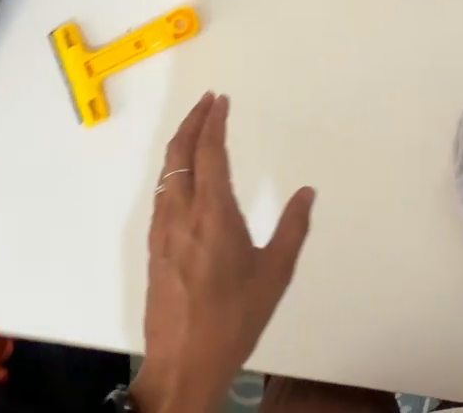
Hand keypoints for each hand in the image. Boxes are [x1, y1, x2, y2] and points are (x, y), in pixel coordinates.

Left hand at [133, 93, 316, 412]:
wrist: (184, 362)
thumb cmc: (234, 317)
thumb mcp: (275, 273)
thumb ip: (292, 228)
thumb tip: (307, 191)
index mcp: (213, 212)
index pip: (209, 152)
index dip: (214, 122)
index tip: (221, 100)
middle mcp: (182, 212)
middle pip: (180, 153)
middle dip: (192, 121)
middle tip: (207, 100)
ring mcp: (163, 229)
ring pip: (166, 171)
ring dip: (180, 142)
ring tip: (196, 128)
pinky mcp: (155, 246)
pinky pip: (162, 192)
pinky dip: (173, 168)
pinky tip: (183, 174)